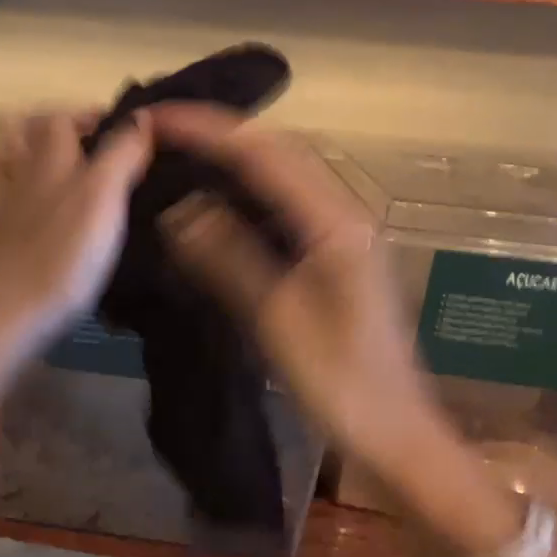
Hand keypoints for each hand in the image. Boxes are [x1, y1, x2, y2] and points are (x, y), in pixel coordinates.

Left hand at [0, 110, 152, 334]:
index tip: (109, 125)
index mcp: (49, 162)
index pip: (57, 118)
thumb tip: (141, 116)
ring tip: (19, 162)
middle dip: (34, 128)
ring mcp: (0, 212)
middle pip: (15, 136)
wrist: (14, 310)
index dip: (81, 114)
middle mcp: (21, 179)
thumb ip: (123, 154)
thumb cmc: (65, 251)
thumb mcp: (105, 196)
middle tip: (66, 139)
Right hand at [148, 105, 440, 465]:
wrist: (398, 437)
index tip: (158, 119)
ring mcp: (341, 230)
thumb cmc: (340, 384)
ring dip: (233, 148)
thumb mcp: (277, 320)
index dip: (209, 130)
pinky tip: (216, 188)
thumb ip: (228, 258)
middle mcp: (343, 213)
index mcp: (335, 223)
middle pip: (278, 148)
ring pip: (282, 168)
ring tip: (181, 145)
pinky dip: (245, 178)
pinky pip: (283, 194)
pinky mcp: (333, 250)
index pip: (265, 154)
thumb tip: (178, 207)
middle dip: (220, 129)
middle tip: (162, 126)